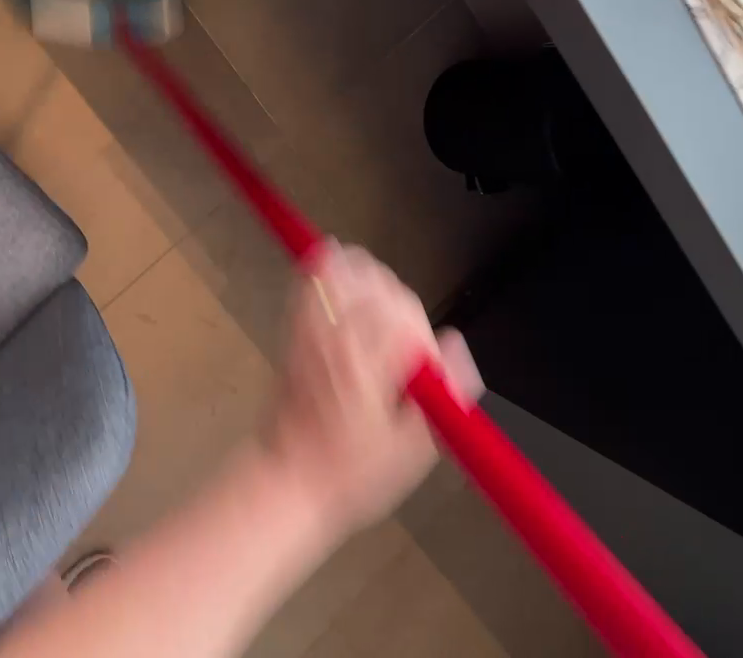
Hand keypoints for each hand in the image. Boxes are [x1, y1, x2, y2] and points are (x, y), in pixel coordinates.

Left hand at [257, 242, 483, 539]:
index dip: (422, 333)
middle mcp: (340, 338)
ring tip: (377, 300)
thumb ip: (443, 392)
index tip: (421, 362)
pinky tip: (334, 264)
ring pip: (346, 276)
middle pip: (381, 288)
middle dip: (400, 304)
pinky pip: (309, 283)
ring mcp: (312, 331)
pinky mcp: (293, 331)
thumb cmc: (351, 474)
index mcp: (370, 365)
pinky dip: (325, 269)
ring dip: (368, 279)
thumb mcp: (414, 449)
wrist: (287, 478)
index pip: (406, 315)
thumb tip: (455, 346)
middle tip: (403, 339)